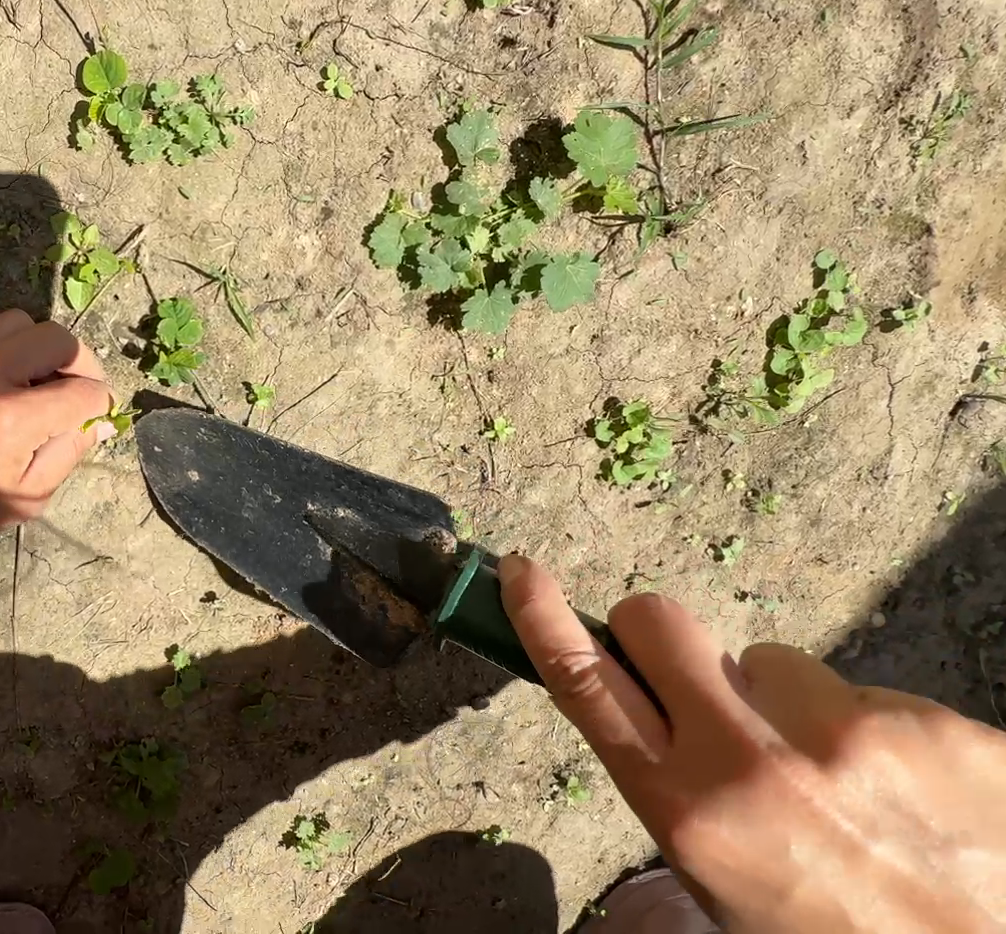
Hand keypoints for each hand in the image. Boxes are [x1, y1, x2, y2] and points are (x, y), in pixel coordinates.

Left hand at [0, 311, 113, 590]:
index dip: (100, 404)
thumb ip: (70, 451)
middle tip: (76, 390)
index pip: (82, 390)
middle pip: (55, 337)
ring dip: (38, 348)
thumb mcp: (27, 497)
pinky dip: (0, 354)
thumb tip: (99, 418)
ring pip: (16, 322)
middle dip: (79, 362)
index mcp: (9, 421)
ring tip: (35, 383)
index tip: (95, 415)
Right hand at [498, 554, 1005, 933]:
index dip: (540, 615)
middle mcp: (753, 761)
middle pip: (659, 623)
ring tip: (842, 779)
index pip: (583, 680)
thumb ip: (666, 782)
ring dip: (788, 701)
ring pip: (775, 660)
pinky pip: (875, 696)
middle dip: (660, 636)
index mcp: (685, 806)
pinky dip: (880, 735)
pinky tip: (918, 798)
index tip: (519, 568)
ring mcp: (853, 739)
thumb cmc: (823, 932)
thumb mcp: (713, 876)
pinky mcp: (946, 732)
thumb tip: (636, 704)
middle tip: (699, 685)